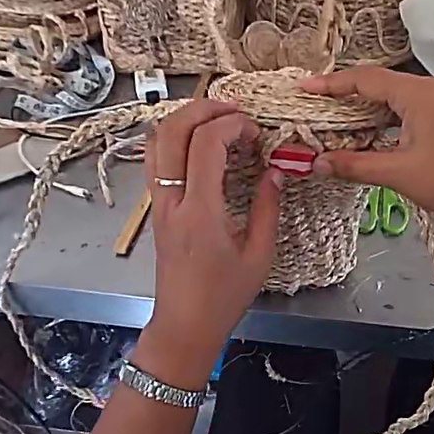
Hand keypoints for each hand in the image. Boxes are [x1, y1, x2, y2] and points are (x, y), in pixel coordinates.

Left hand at [138, 100, 279, 377]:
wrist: (185, 324)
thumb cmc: (224, 296)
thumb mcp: (259, 254)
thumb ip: (268, 207)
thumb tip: (277, 170)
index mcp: (200, 212)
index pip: (206, 144)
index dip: (232, 125)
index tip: (256, 133)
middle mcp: (172, 201)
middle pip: (171, 130)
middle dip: (204, 109)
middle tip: (236, 112)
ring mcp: (158, 203)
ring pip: (156, 140)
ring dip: (186, 120)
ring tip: (218, 121)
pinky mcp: (156, 208)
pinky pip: (156, 159)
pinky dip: (176, 139)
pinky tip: (201, 146)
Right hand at [299, 69, 433, 228]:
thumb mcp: (398, 173)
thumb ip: (355, 165)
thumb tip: (316, 163)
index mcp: (419, 93)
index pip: (366, 79)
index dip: (332, 84)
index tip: (304, 88)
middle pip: (382, 84)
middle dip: (349, 97)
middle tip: (319, 109)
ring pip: (399, 97)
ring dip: (371, 109)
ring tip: (342, 123)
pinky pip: (415, 107)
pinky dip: (391, 117)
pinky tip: (377, 133)